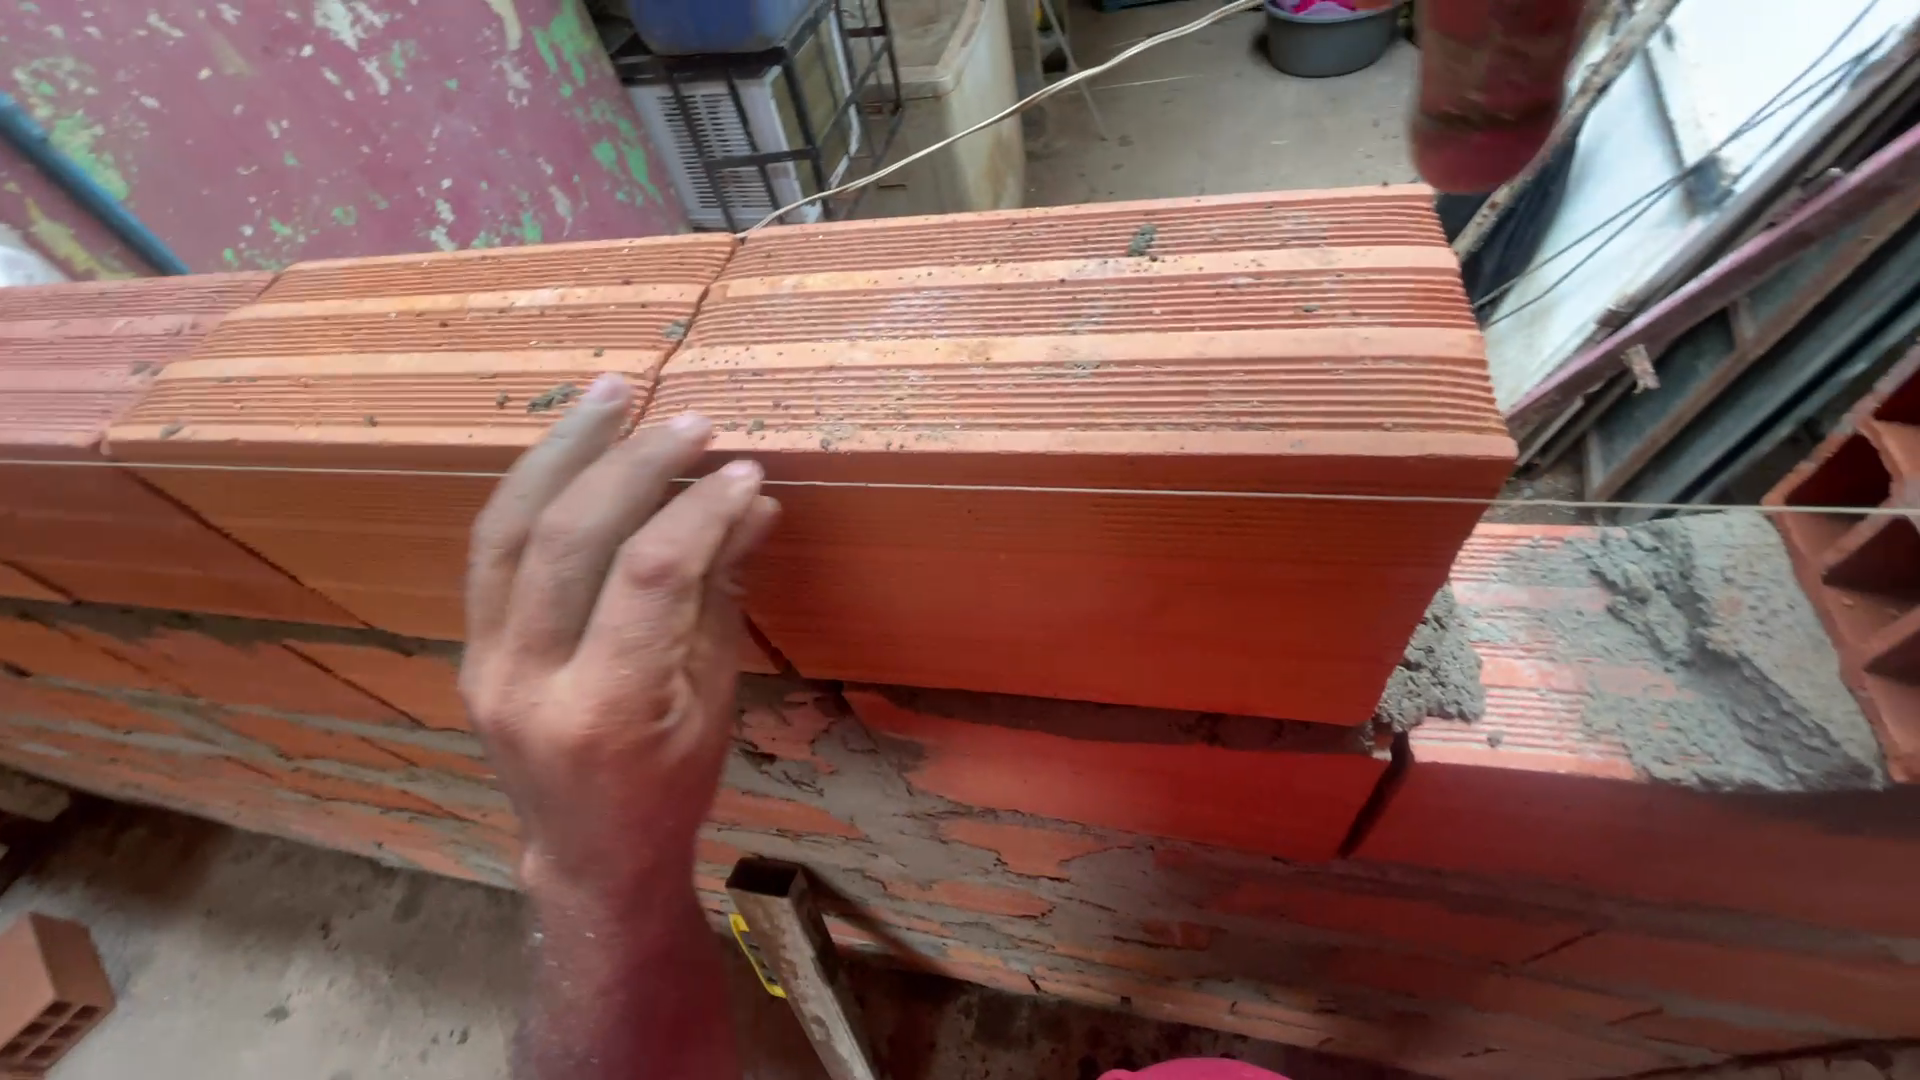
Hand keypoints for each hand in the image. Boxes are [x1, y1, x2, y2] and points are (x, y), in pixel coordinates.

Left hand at [460, 373, 778, 900]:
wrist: (587, 852)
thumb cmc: (672, 787)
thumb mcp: (715, 698)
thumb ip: (722, 594)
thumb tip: (752, 505)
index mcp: (605, 706)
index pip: (650, 575)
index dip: (700, 510)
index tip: (743, 470)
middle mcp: (526, 678)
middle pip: (568, 538)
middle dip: (634, 465)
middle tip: (690, 423)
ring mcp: (485, 661)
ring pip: (508, 529)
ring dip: (563, 451)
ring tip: (610, 393)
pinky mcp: (472, 646)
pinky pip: (493, 548)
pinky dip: (535, 487)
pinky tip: (571, 448)